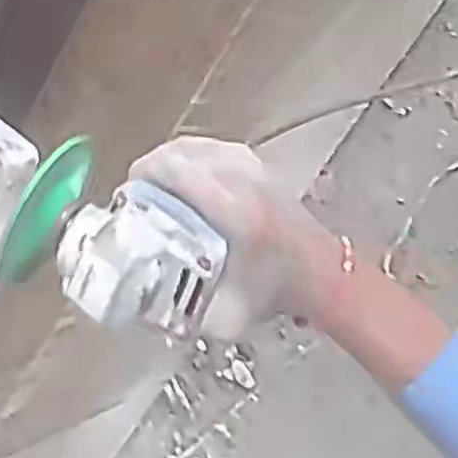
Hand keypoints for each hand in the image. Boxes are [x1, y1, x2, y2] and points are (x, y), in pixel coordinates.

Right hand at [129, 136, 348, 338]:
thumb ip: (188, 313)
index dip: (144, 173)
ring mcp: (252, 167)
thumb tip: (148, 310)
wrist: (327, 276)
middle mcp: (242, 178)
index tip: (129, 191)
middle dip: (151, 167)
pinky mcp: (257, 163)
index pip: (177, 169)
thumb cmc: (279, 291)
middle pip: (180, 151)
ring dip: (168, 159)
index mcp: (234, 209)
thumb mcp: (231, 313)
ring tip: (156, 182)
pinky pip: (210, 146)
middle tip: (139, 189)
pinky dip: (190, 155)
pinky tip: (184, 173)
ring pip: (194, 145)